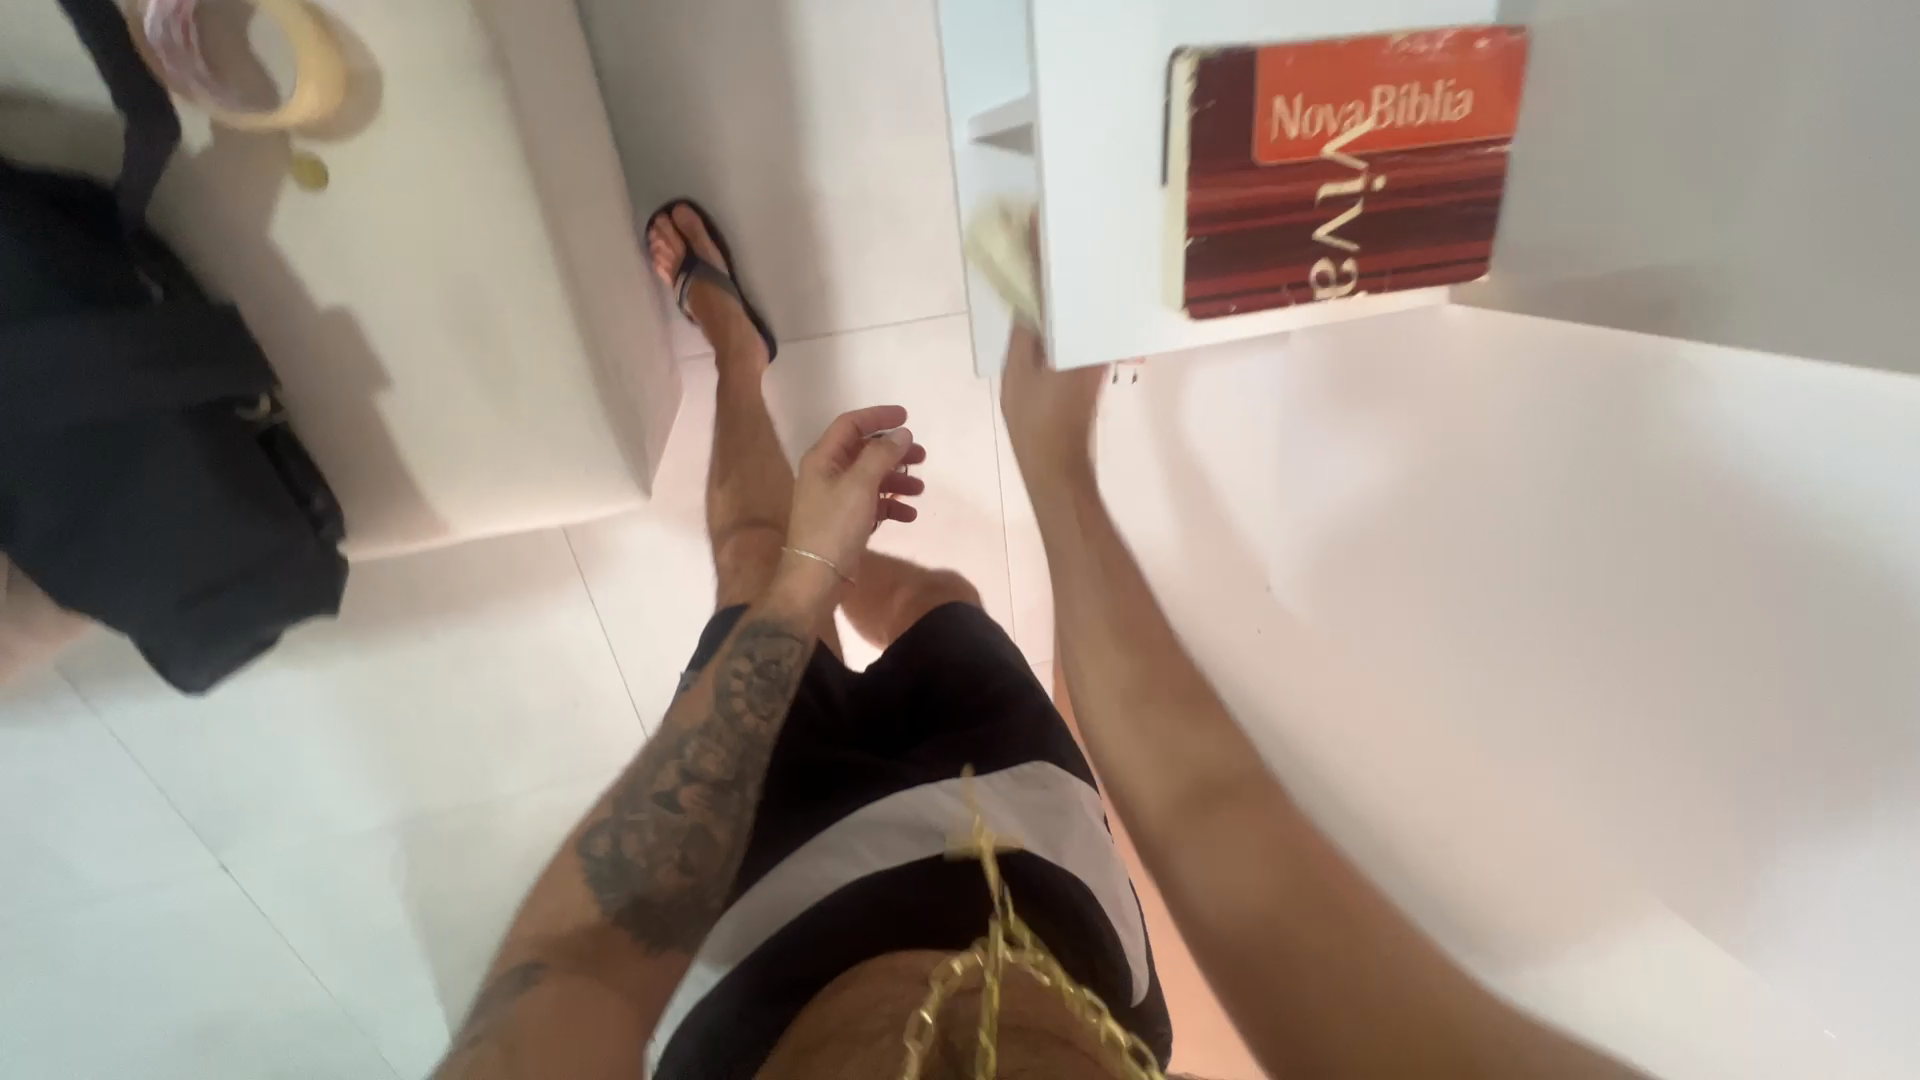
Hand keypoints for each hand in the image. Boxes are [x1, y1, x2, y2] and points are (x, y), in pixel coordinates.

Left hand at [784, 405, 925, 587]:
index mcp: (823, 458)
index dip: (878, 417)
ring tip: (920, 490)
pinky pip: (872, 503)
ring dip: (897, 481)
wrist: (817, 577)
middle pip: (864, 452)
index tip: (907, 418)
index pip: (851, 424)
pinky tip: (909, 514)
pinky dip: (891, 505)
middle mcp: (827, 474)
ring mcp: (836, 499)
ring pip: (871, 479)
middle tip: (921, 456)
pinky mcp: (845, 521)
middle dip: (894, 452)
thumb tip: (902, 433)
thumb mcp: (860, 485)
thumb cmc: (835, 526)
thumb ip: (882, 455)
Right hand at [998, 210, 1103, 482]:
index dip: (1047, 249)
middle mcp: (1094, 336)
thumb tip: (1030, 285)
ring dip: (1062, 282)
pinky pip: (1078, 322)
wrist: (1055, 459)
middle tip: (1041, 227)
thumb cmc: (1035, 417)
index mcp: (1077, 334)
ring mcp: (1095, 348)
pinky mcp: (1091, 359)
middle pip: (1079, 287)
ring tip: (1041, 253)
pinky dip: (1063, 306)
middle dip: (1060, 258)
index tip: (1038, 218)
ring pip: (1080, 304)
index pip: (1061, 281)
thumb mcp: (1019, 367)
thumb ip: (1026, 324)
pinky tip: (1047, 296)